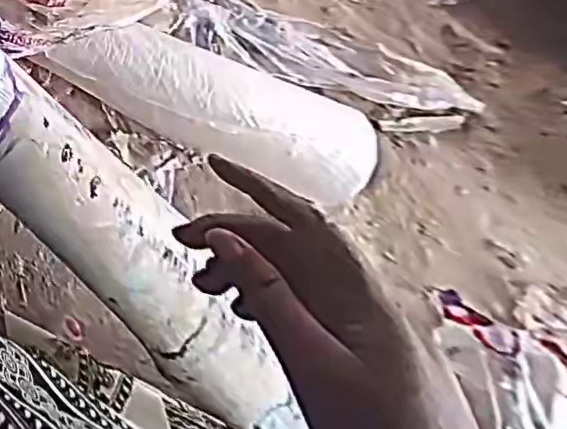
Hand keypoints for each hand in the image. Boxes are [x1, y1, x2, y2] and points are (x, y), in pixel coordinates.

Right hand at [175, 157, 442, 428]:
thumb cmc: (382, 426)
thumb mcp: (313, 360)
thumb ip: (267, 294)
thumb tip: (222, 238)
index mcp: (360, 297)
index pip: (305, 221)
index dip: (259, 187)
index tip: (216, 164)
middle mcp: (360, 301)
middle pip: (286, 245)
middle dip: (229, 235)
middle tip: (184, 242)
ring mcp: (357, 324)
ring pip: (286, 272)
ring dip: (238, 267)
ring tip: (205, 283)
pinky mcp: (351, 345)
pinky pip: (295, 299)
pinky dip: (257, 293)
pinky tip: (240, 308)